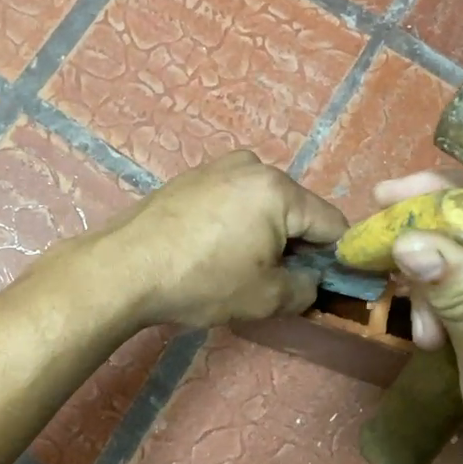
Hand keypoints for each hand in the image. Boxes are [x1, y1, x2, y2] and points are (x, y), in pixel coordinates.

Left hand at [100, 151, 348, 328]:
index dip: (338, 257)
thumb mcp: (266, 297)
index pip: (332, 223)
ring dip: (265, 234)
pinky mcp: (191, 177)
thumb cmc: (201, 280)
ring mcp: (217, 167)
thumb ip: (306, 287)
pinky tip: (214, 252)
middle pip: (296, 209)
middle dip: (296, 244)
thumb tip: (310, 279)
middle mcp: (251, 166)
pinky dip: (236, 224)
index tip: (330, 285)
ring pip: (262, 204)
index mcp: (277, 189)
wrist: (125, 267)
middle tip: (279, 282)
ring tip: (241, 269)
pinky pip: (232, 200)